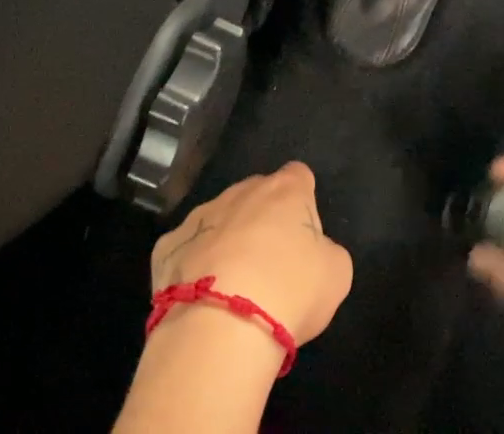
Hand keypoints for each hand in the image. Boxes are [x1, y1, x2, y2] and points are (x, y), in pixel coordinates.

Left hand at [150, 161, 353, 345]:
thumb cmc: (290, 292)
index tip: (303, 231)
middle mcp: (240, 192)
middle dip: (263, 219)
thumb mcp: (336, 274)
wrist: (221, 326)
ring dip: (227, 240)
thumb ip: (326, 250)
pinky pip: (186, 249)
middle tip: (272, 262)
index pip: (298, 176)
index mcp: (285, 191)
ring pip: (218, 219)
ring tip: (234, 285)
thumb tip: (312, 249)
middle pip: (256, 195)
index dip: (303, 200)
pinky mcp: (167, 247)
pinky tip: (203, 296)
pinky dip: (194, 265)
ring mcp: (199, 216)